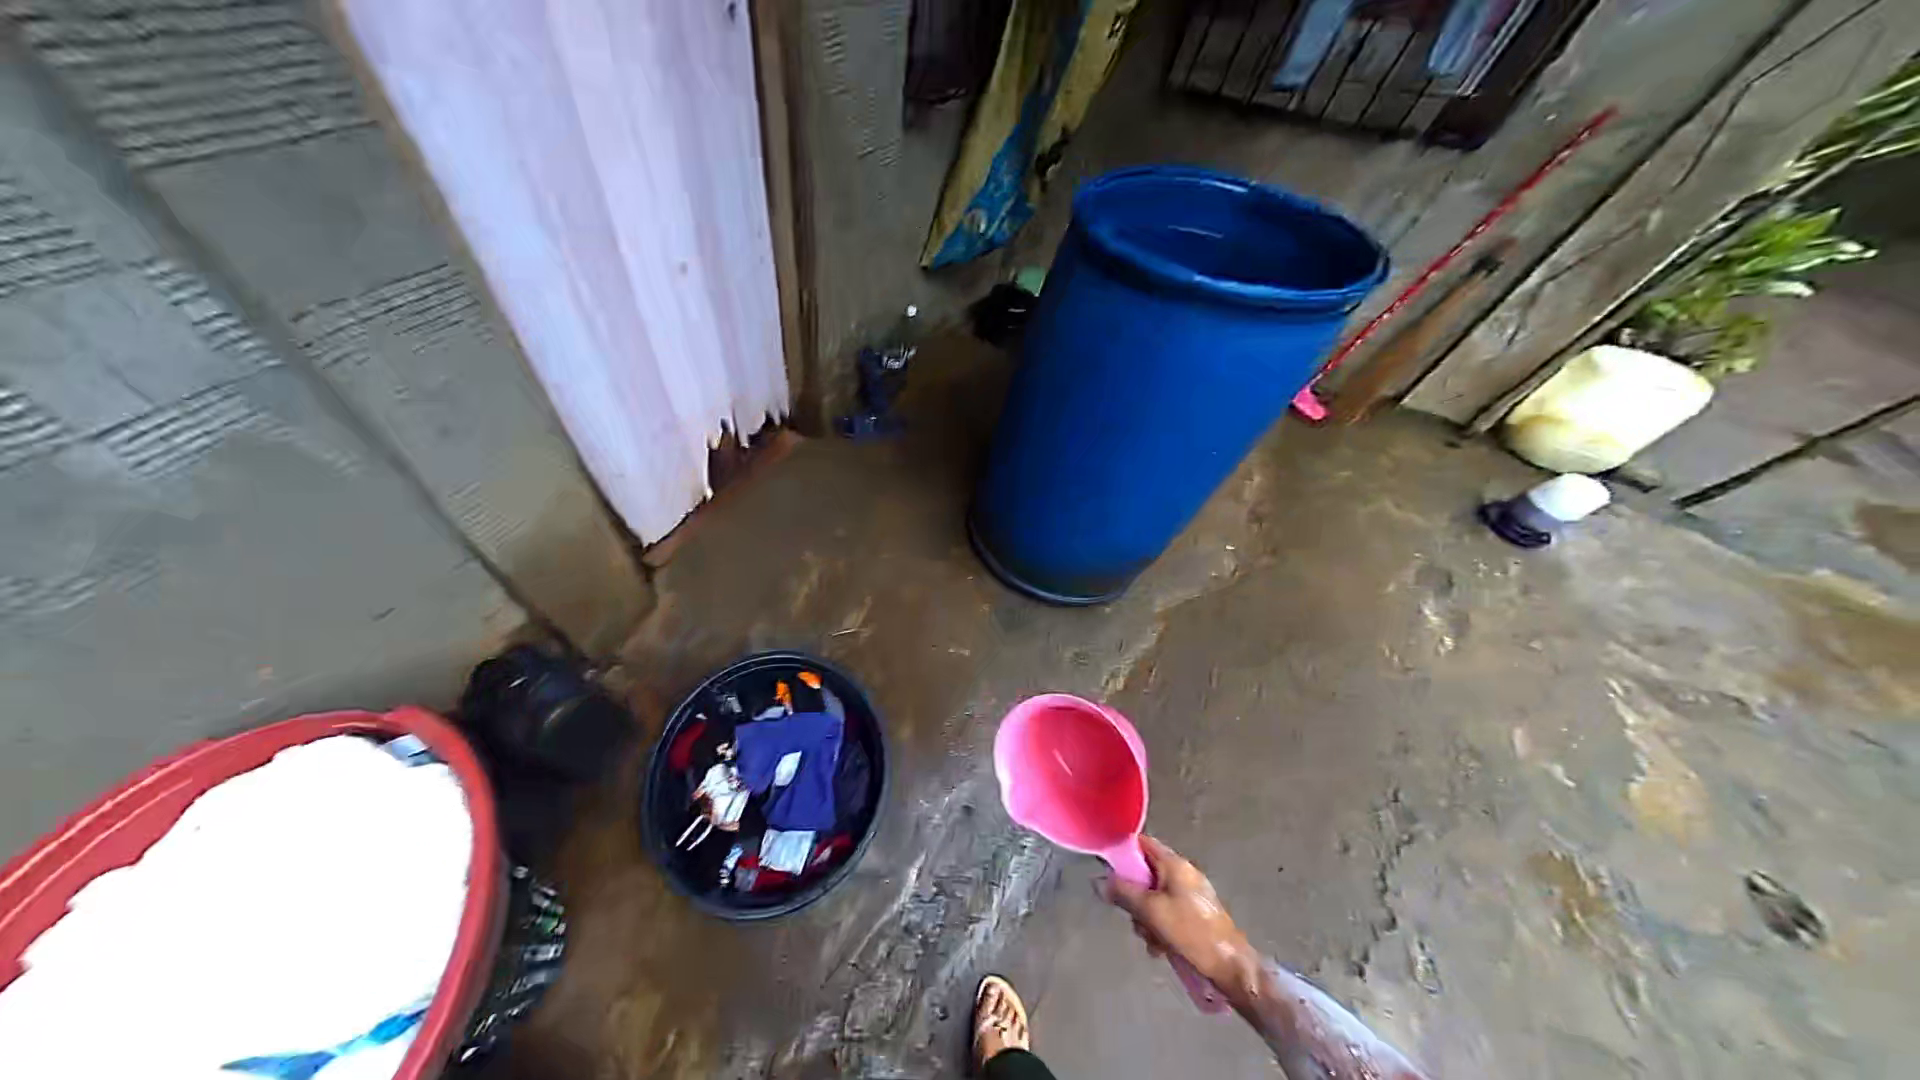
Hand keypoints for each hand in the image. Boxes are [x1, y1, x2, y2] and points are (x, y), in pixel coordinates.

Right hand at [1104, 836, 1259, 999]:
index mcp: (1175, 864)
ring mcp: (1191, 894)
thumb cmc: (1191, 932)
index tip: (1108, 870)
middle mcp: (1183, 873)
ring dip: (1147, 919)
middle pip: (1146, 874)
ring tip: (1152, 940)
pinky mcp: (1196, 915)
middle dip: (1135, 898)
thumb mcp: (1151, 911)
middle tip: (1135, 918)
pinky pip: (1168, 913)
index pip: (1142, 843)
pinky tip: (1162, 949)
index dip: (1123, 853)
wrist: (1232, 968)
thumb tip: (1099, 880)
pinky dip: (1161, 928)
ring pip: (1154, 898)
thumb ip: (1123, 893)